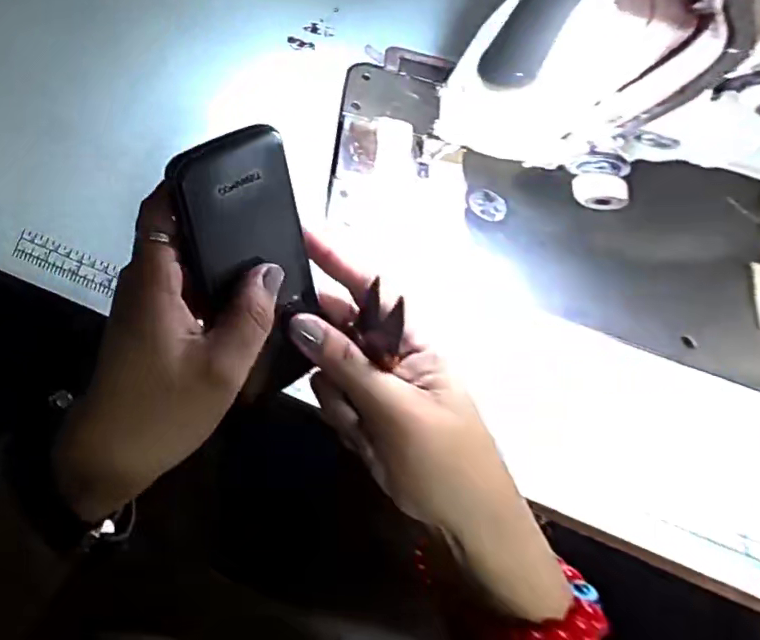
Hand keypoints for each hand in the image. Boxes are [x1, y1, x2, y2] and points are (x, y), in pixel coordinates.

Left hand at [51, 185, 280, 522]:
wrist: (108, 456)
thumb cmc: (159, 411)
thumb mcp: (220, 370)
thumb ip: (249, 317)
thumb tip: (269, 270)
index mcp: (152, 279)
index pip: (157, 209)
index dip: (182, 183)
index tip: (220, 176)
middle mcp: (141, 279)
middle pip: (173, 229)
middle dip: (212, 220)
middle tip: (258, 217)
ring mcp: (141, 299)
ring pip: (178, 259)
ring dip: (211, 255)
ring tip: (257, 252)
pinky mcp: (145, 319)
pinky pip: (177, 284)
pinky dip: (204, 282)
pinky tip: (237, 295)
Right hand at [290, 231, 573, 622]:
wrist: (469, 530)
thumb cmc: (447, 461)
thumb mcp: (396, 411)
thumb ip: (347, 363)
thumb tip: (299, 320)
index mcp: (411, 340)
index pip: (368, 286)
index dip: (336, 256)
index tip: (301, 231)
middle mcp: (389, 353)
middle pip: (339, 324)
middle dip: (323, 341)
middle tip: (290, 342)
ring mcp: (376, 383)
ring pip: (328, 365)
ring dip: (338, 396)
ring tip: (364, 428)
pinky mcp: (364, 412)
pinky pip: (332, 396)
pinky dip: (341, 418)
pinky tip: (364, 441)